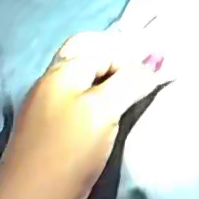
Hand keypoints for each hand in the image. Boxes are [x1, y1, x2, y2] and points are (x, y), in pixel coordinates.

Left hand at [0, 32, 166, 198]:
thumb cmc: (67, 153)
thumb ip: (129, 82)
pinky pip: (71, 98)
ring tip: (124, 96)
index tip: (153, 73)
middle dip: (114, 61)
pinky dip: (90, 97)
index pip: (102, 45)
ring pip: (79, 77)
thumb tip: (157, 56)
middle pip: (87, 55)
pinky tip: (100, 114)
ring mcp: (42, 103)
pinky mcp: (41, 130)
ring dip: (103, 80)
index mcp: (62, 68)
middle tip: (139, 77)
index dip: (129, 55)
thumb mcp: (103, 113)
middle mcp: (50, 78)